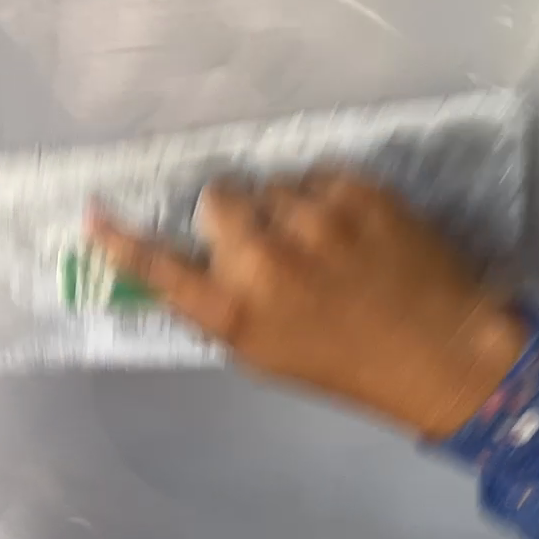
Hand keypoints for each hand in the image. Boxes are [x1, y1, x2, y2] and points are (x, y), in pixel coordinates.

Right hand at [87, 174, 528, 438]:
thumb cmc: (340, 362)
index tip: (93, 215)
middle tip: (263, 238)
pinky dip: (326, 198)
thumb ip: (214, 304)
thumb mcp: (259, 350)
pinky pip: (318, 176)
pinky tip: (352, 230)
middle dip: (233, 214)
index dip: (120, 241)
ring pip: (272, 185)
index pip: (158, 268)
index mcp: (233, 311)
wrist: (445, 352)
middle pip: (217, 198)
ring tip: (322, 241)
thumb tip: (184, 262)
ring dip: (285, 207)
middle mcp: (263, 260)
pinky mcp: (360, 193)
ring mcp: (314, 220)